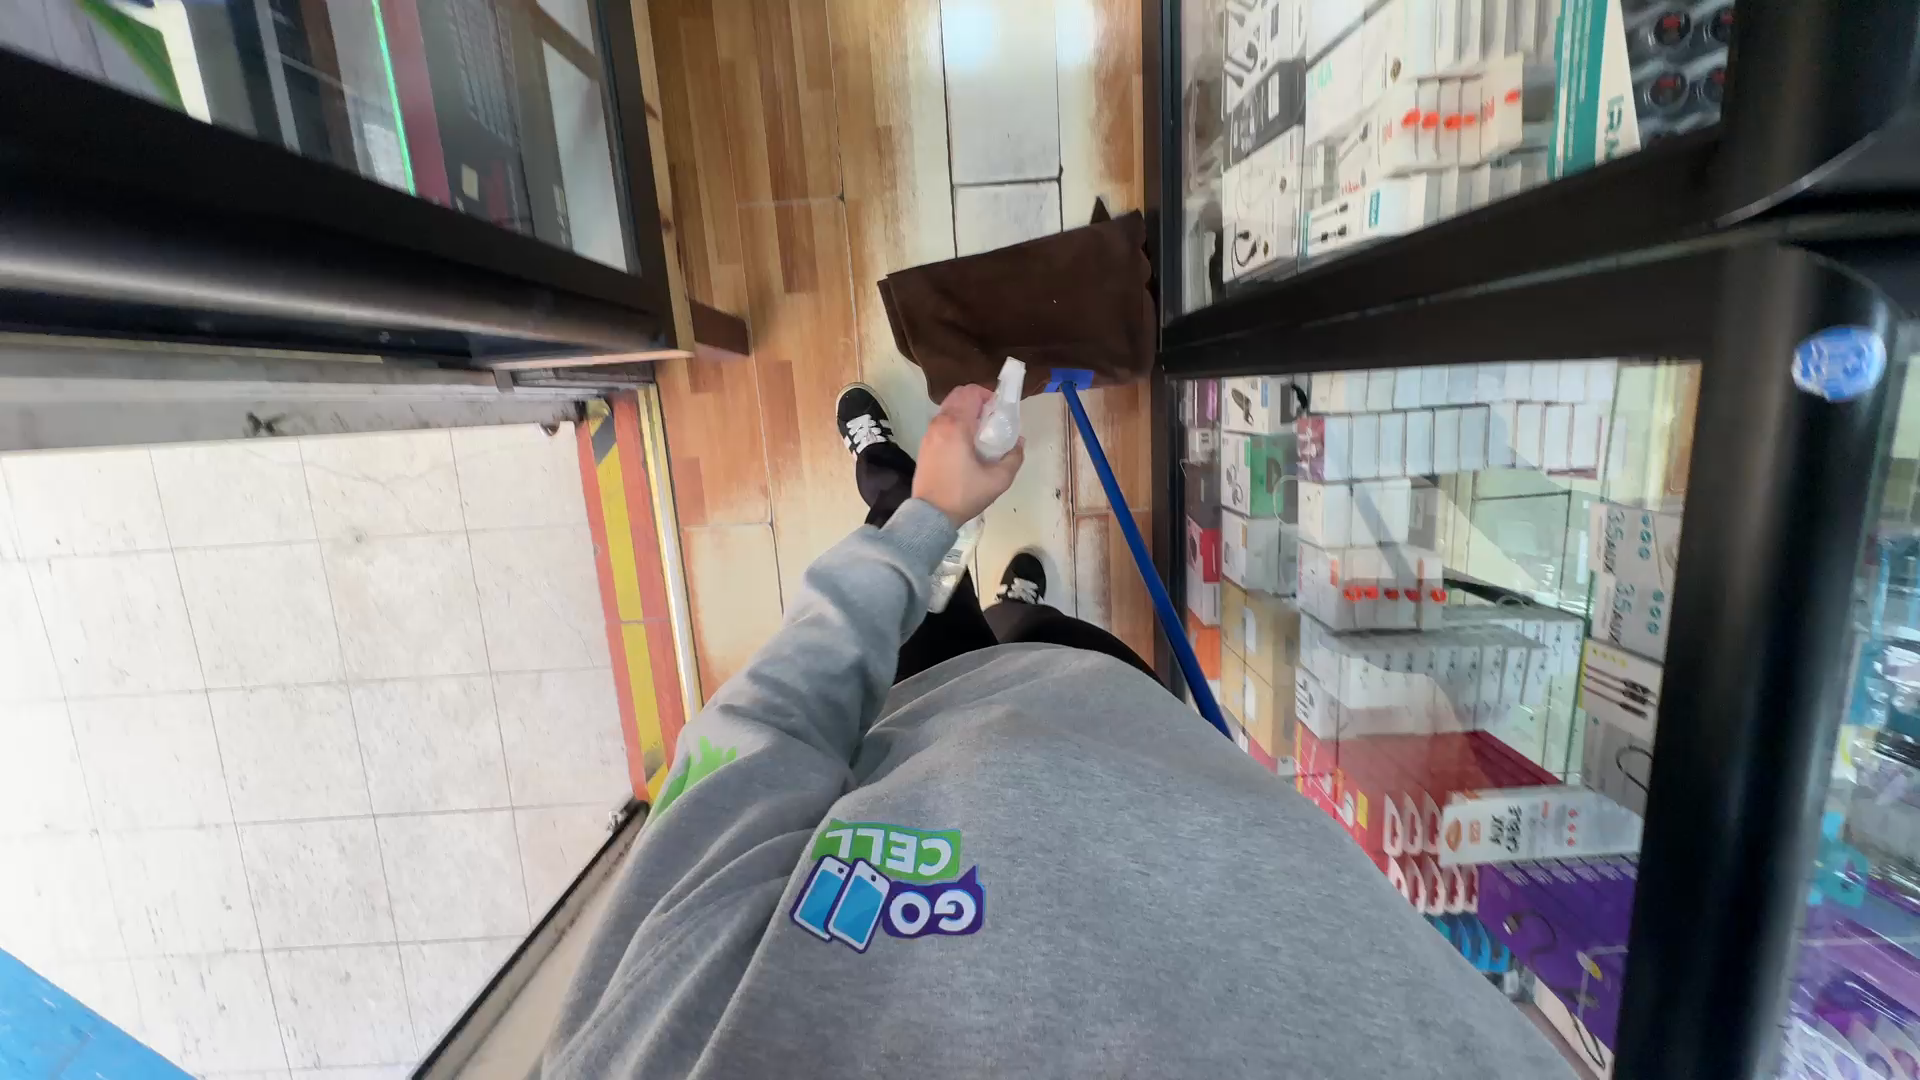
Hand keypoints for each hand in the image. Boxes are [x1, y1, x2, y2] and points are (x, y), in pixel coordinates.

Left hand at [912, 384, 1024, 525]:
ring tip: (979, 432)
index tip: (999, 412)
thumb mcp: (998, 480)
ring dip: (965, 411)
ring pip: (948, 407)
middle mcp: (939, 423)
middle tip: (991, 419)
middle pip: (958, 395)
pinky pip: (941, 422)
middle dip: (977, 401)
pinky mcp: (924, 444)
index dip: (988, 395)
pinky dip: (954, 422)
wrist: (930, 515)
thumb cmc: (964, 495)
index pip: (971, 392)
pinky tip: (965, 443)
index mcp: (956, 425)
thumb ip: (1014, 457)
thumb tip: (1018, 442)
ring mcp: (929, 433)